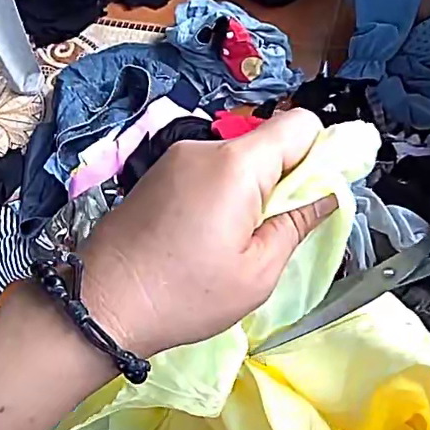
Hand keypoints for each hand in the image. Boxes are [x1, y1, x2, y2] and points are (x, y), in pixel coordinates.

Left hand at [77, 109, 338, 357]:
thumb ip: (299, 221)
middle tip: (272, 233)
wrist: (100, 305)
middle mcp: (205, 147)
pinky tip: (207, 236)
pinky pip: (211, 171)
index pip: (301, 124)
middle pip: (270, 142)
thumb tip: (329, 191)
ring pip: (241, 159)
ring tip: (233, 242)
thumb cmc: (183, 296)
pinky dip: (224, 195)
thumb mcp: (257, 272)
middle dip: (285, 180)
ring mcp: (177, 158)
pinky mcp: (160, 173)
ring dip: (253, 192)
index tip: (319, 194)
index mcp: (236, 165)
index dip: (322, 154)